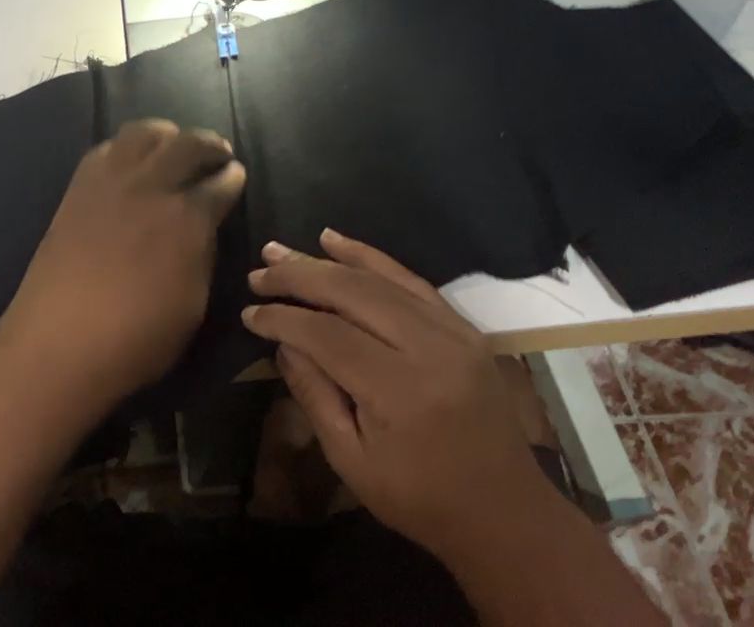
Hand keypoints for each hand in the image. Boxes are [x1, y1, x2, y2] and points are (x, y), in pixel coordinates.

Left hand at [0, 119, 245, 407]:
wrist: (60, 342)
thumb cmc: (137, 338)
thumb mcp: (193, 304)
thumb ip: (202, 255)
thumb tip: (203, 227)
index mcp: (188, 218)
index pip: (221, 183)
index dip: (232, 178)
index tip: (236, 175)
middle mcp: (152, 187)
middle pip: (187, 144)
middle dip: (210, 144)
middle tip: (218, 153)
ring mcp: (110, 182)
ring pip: (144, 133)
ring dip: (167, 134)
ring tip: (175, 145)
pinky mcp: (77, 188)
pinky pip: (106, 148)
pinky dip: (126, 146)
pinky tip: (131, 160)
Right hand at [240, 230, 547, 552]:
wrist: (503, 511)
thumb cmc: (418, 498)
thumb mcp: (351, 459)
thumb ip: (315, 394)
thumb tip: (283, 343)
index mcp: (401, 392)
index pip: (328, 335)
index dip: (284, 319)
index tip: (249, 314)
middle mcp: (431, 349)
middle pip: (353, 293)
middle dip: (298, 277)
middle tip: (258, 271)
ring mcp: (453, 332)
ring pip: (379, 278)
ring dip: (326, 260)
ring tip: (280, 251)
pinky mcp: (463, 326)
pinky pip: (410, 280)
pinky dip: (370, 257)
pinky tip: (335, 241)